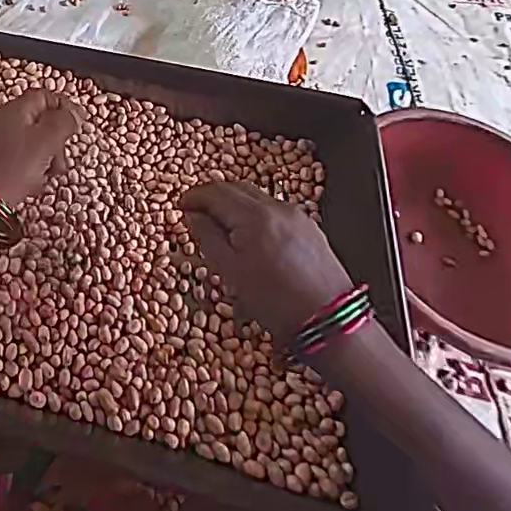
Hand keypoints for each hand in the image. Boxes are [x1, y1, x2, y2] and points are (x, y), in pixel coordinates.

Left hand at [0, 89, 83, 204]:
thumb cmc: (12, 168)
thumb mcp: (45, 140)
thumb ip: (63, 121)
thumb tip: (75, 112)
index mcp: (17, 110)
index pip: (46, 96)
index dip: (65, 107)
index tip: (79, 123)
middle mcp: (7, 121)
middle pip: (43, 121)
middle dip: (58, 139)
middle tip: (62, 158)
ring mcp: (1, 142)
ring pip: (36, 142)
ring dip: (49, 157)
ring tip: (50, 173)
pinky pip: (25, 159)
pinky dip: (35, 168)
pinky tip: (35, 182)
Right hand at [179, 182, 351, 336]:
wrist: (331, 322)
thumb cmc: (275, 302)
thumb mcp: (230, 271)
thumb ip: (208, 236)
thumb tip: (192, 215)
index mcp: (254, 217)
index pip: (215, 192)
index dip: (193, 196)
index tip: (180, 206)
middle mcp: (277, 208)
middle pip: (236, 187)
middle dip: (211, 195)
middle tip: (194, 211)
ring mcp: (297, 216)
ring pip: (255, 196)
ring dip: (232, 203)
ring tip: (217, 223)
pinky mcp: (309, 227)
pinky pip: (272, 209)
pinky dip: (252, 212)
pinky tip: (246, 232)